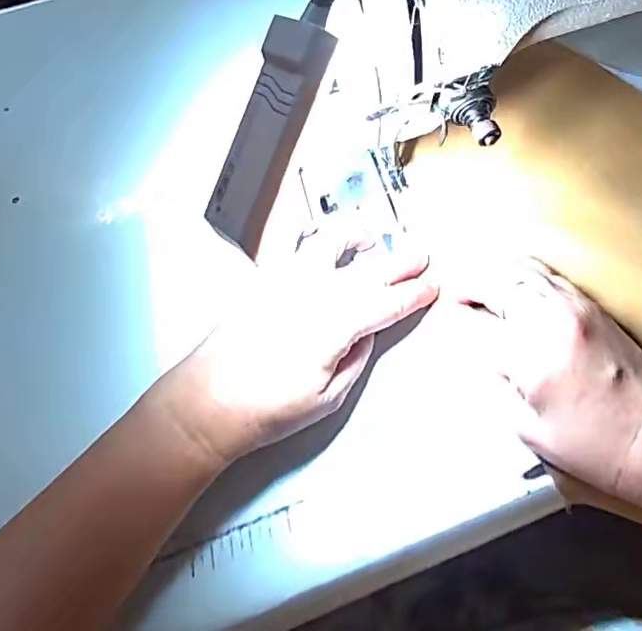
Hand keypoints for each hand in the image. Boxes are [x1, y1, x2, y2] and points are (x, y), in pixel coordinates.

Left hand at [149, 234, 436, 467]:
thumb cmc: (268, 407)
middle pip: (369, 269)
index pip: (388, 302)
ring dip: (356, 236)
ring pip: (331, 242)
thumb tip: (367, 332)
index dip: (414, 294)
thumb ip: (356, 357)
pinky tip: (317, 234)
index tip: (432, 285)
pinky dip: (311, 234)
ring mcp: (290, 278)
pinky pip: (293, 243)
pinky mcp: (266, 276)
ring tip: (369, 236)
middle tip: (420, 255)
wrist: (209, 399)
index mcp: (338, 323)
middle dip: (400, 261)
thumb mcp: (328, 396)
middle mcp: (318, 291)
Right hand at [442, 259, 641, 522]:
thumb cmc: (600, 447)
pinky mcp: (589, 303)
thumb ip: (499, 386)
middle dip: (470, 287)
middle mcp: (550, 320)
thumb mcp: (531, 432)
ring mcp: (572, 306)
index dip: (460, 323)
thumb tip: (483, 355)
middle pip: (495, 282)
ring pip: (519, 269)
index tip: (451, 326)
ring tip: (480, 286)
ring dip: (494, 273)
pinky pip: (544, 272)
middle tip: (458, 297)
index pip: (477, 325)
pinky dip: (521, 271)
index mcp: (531, 358)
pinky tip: (513, 282)